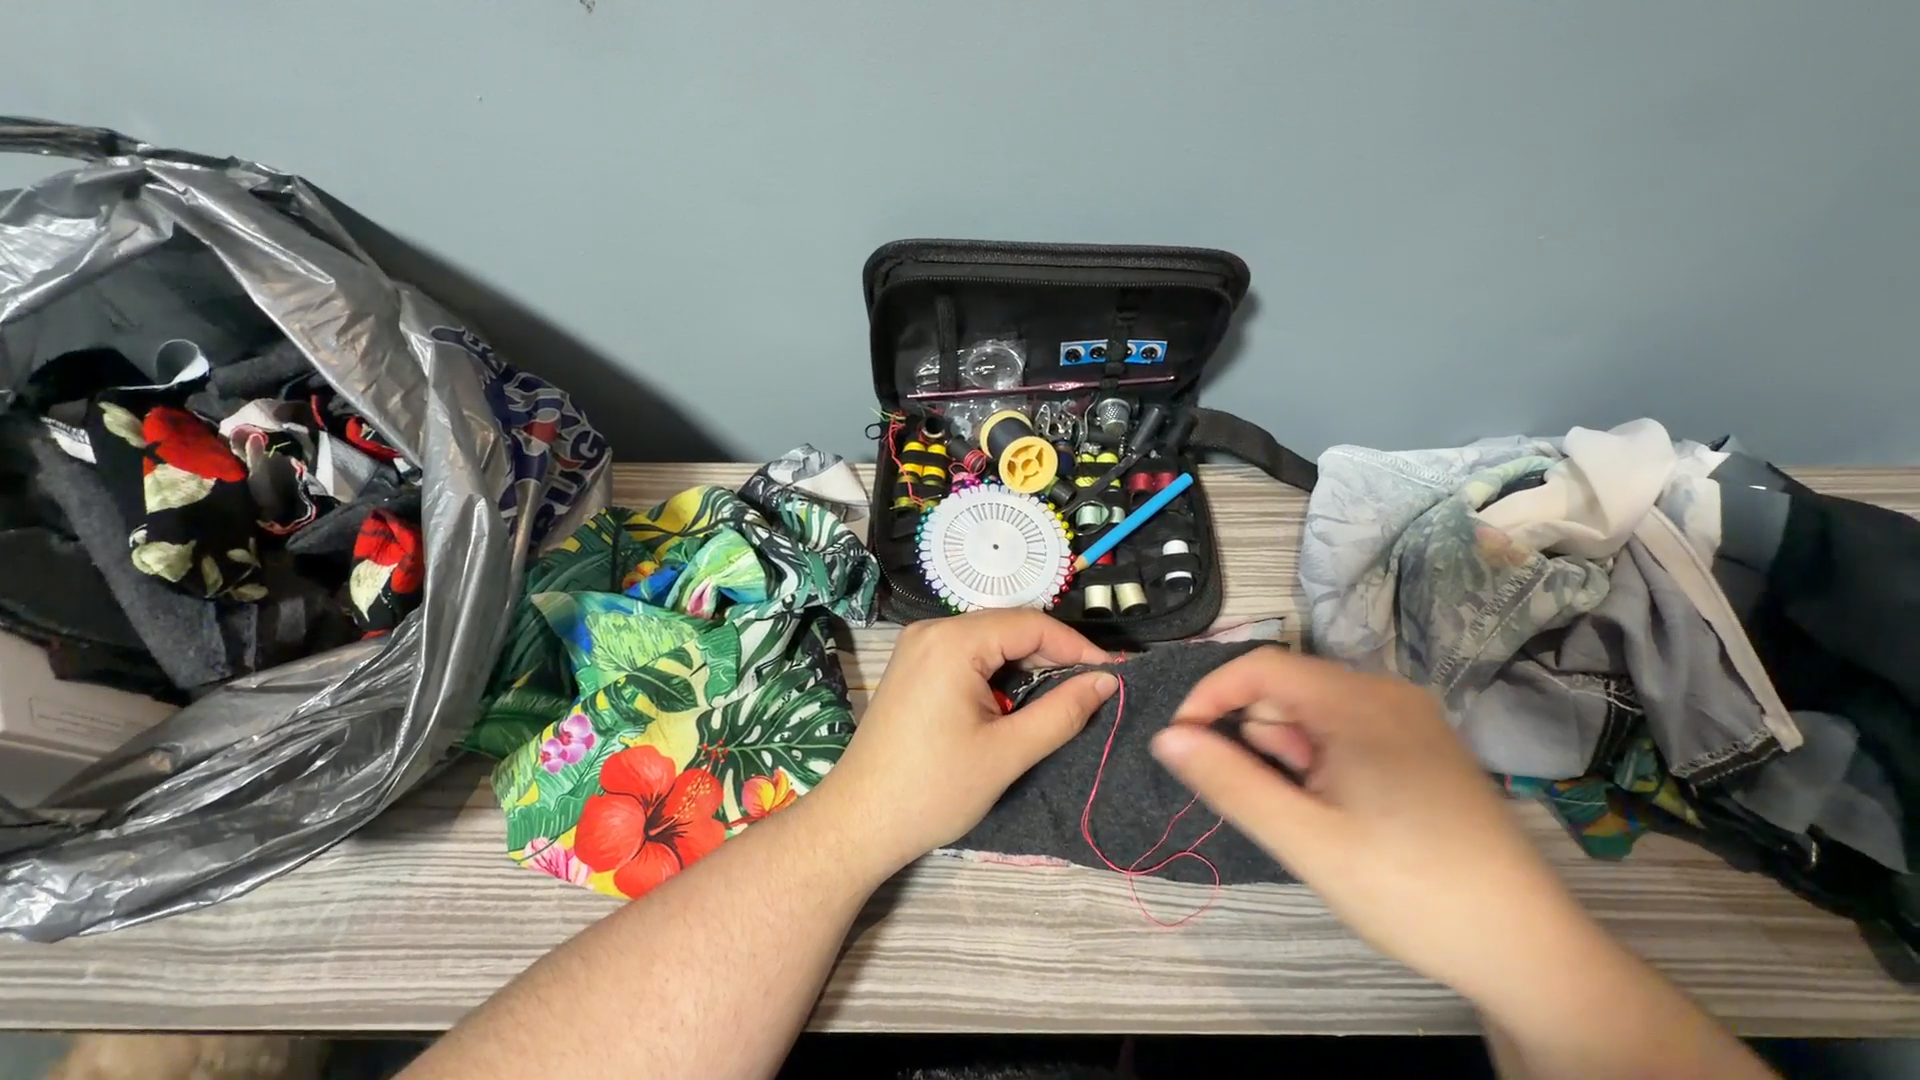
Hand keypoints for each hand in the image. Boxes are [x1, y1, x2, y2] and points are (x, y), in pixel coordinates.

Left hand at [816, 610, 1117, 874]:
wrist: (859, 822)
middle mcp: (931, 630)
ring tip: (1065, 695)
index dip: (1078, 647)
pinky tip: (1019, 699)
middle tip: (1096, 687)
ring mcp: (918, 647)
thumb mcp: (1007, 753)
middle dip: (1055, 654)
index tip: (1116, 674)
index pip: (1031, 625)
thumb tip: (1107, 681)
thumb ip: (1062, 712)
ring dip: (1028, 664)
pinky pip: (968, 654)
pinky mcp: (913, 667)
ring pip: (990, 640)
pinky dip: (999, 671)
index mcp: (952, 642)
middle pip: (1009, 627)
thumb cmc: (932, 790)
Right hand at [1149, 646, 1603, 1008]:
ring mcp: (1409, 718)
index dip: (1209, 698)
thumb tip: (1165, 737)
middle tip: (1287, 810)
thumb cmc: (1408, 890)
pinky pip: (1344, 733)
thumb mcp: (1304, 840)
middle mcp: (1387, 694)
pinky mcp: (1420, 746)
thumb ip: (1229, 782)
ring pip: (1312, 715)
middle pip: (1286, 691)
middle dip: (1263, 743)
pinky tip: (1345, 816)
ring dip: (1293, 760)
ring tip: (1323, 821)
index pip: (1259, 667)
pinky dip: (1322, 766)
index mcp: (1360, 702)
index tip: (1182, 748)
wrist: (1524, 949)